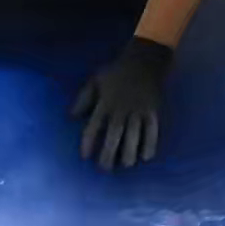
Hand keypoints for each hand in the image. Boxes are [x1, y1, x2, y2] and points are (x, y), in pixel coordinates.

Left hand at [72, 36, 172, 169]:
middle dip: (108, 155)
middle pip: (113, 137)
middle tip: (105, 169)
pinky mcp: (153, 110)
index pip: (93, 127)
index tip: (85, 157)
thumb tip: (71, 118)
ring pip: (133, 137)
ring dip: (129, 154)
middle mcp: (121, 109)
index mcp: (105, 103)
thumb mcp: (95, 80)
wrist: (146, 57)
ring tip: (125, 165)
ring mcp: (138, 110)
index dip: (88, 144)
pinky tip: (145, 158)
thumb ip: (83, 99)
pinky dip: (150, 145)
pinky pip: (152, 131)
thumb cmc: (117, 72)